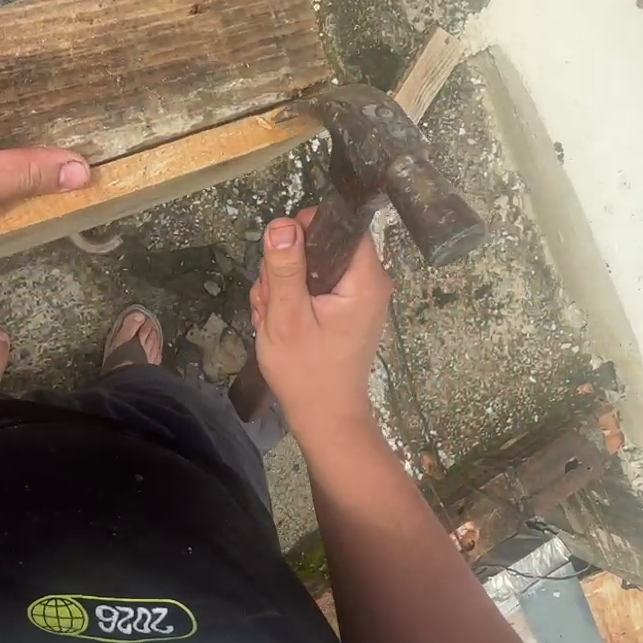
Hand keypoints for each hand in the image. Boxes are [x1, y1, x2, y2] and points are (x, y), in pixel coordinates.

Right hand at [248, 210, 393, 445]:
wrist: (324, 417)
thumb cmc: (307, 372)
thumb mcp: (287, 317)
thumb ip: (285, 269)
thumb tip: (282, 224)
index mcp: (364, 279)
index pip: (341, 226)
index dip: (307, 230)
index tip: (280, 256)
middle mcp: (368, 282)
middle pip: (320, 247)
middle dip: (286, 269)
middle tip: (273, 304)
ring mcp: (356, 298)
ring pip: (310, 269)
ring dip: (283, 289)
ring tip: (275, 320)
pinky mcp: (343, 311)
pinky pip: (312, 290)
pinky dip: (291, 303)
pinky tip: (281, 326)